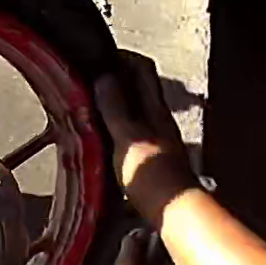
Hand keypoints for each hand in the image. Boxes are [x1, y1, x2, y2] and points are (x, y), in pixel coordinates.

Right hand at [94, 51, 198, 220]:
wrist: (172, 210)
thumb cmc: (150, 174)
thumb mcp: (127, 137)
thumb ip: (115, 108)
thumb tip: (105, 76)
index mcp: (154, 110)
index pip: (142, 69)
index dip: (123, 57)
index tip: (101, 54)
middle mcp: (160, 121)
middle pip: (141, 89)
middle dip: (119, 79)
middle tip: (93, 78)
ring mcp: (158, 141)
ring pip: (138, 111)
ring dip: (118, 104)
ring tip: (94, 106)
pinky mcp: (152, 160)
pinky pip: (133, 132)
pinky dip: (118, 127)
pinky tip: (105, 138)